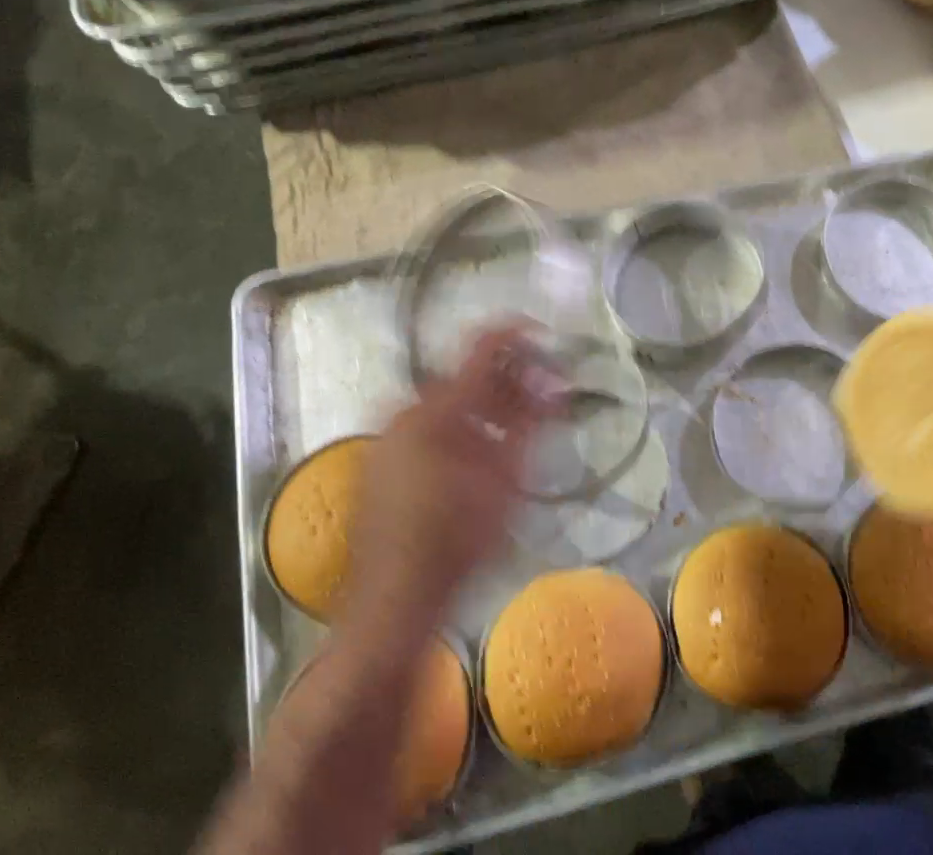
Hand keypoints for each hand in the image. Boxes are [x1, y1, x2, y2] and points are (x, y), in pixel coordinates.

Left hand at [343, 325, 563, 640]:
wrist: (395, 598)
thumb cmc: (459, 540)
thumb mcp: (508, 481)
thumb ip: (531, 422)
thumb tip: (554, 378)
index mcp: (435, 410)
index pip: (482, 347)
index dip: (518, 334)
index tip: (548, 337)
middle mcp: (403, 412)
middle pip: (463, 379)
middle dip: (506, 382)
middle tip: (542, 400)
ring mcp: (384, 438)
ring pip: (443, 405)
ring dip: (482, 408)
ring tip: (514, 433)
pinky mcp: (377, 462)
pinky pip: (424, 429)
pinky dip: (455, 430)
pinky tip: (476, 459)